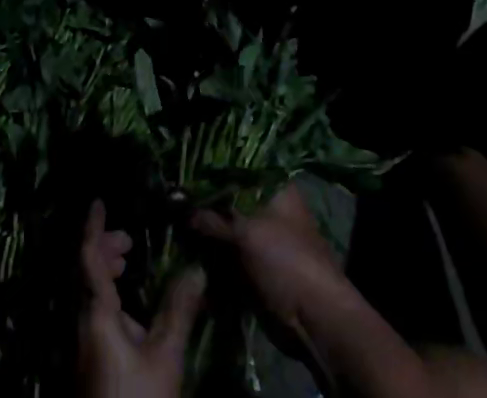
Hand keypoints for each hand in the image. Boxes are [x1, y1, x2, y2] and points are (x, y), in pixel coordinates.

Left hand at [78, 200, 205, 397]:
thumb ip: (179, 310)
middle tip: (129, 240)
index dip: (92, 227)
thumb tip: (197, 267)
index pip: (87, 257)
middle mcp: (82, 320)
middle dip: (103, 248)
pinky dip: (107, 293)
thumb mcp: (165, 355)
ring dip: (104, 270)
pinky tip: (128, 304)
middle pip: (84, 271)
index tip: (98, 201)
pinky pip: (93, 308)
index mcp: (94, 312)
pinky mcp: (91, 356)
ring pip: (87, 291)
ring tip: (128, 264)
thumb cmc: (138, 396)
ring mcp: (84, 340)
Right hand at [191, 183, 351, 353]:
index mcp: (276, 190)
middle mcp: (269, 209)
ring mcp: (262, 238)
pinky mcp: (255, 264)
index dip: (212, 171)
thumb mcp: (246, 232)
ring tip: (174, 220)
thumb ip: (211, 217)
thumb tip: (177, 204)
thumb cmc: (285, 260)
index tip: (184, 173)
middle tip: (173, 198)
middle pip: (230, 199)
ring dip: (205, 229)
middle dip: (204, 202)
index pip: (239, 169)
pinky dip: (211, 251)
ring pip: (226, 227)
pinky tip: (187, 245)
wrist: (312, 317)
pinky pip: (227, 251)